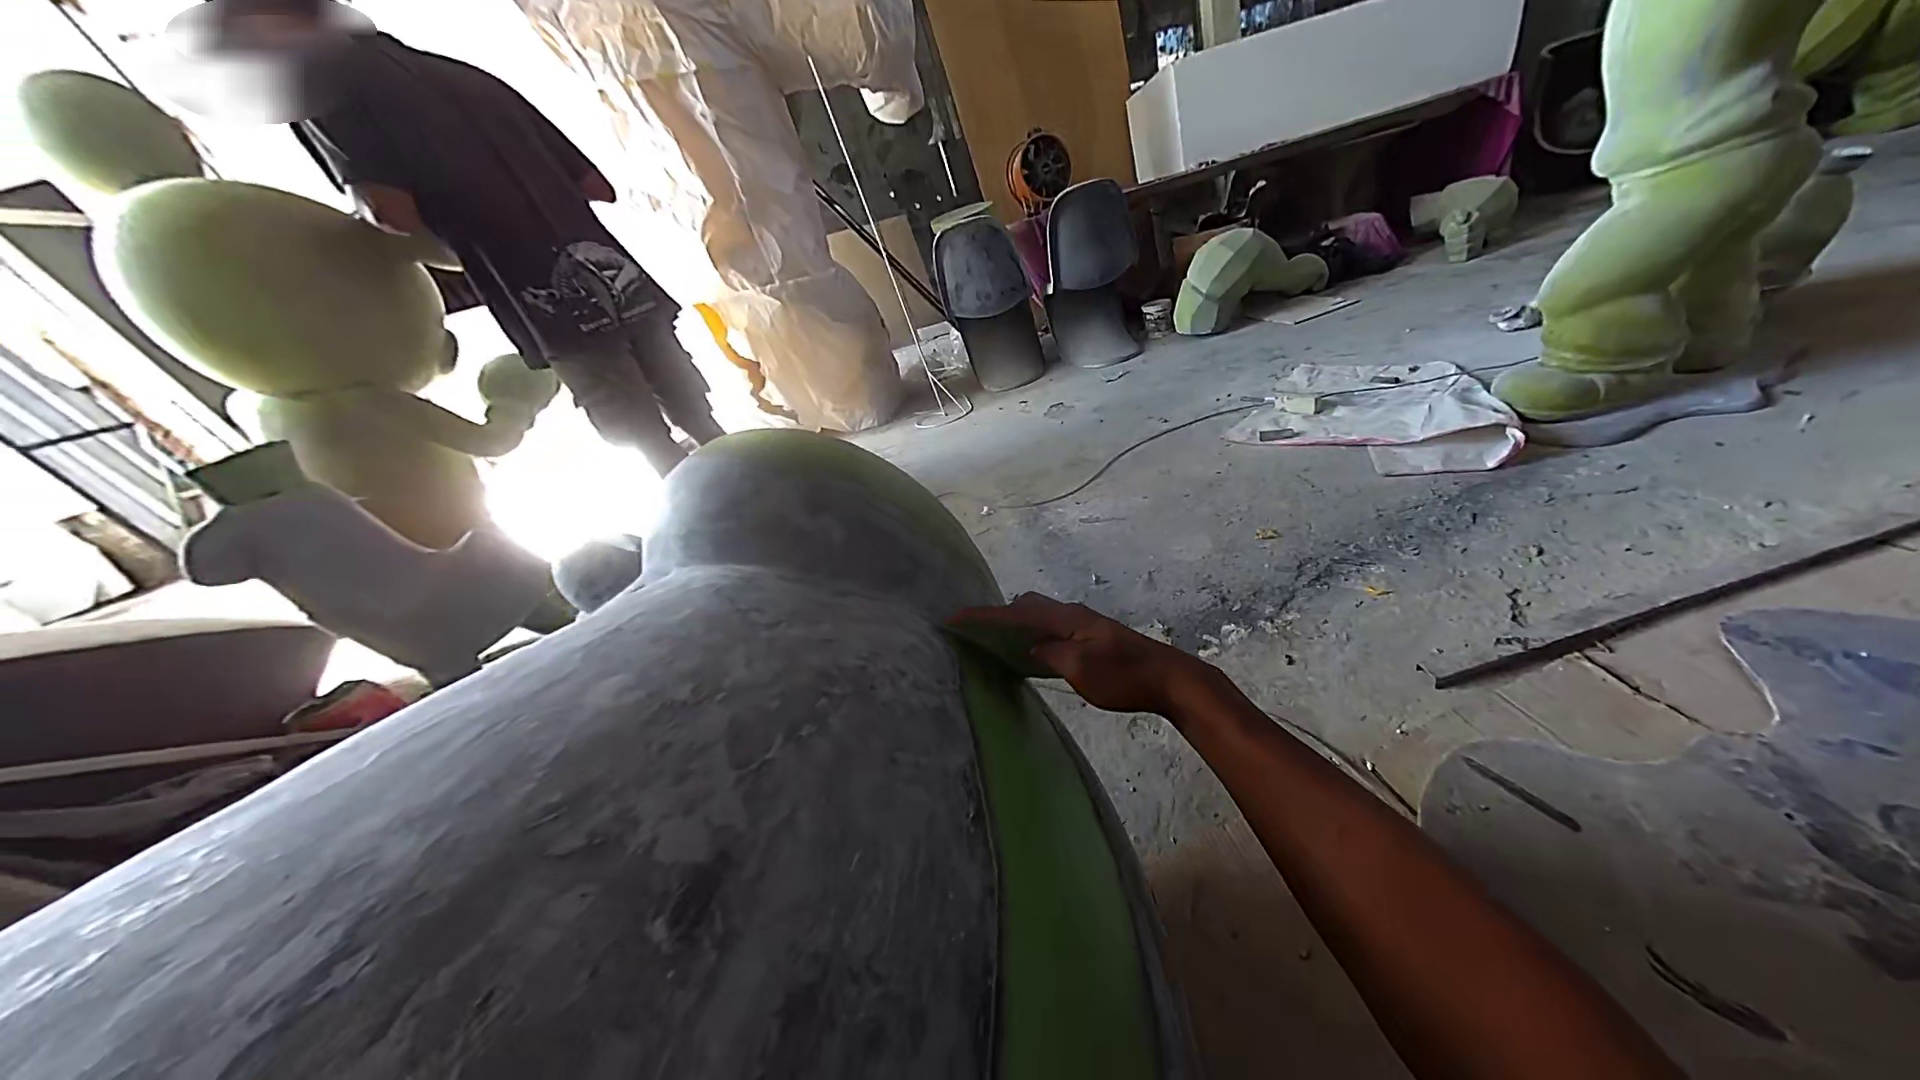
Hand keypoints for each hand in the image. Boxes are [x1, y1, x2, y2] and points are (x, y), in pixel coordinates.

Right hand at [948, 593, 1221, 716]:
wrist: (1171, 679)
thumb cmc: (1124, 676)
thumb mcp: (1081, 669)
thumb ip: (1051, 654)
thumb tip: (1032, 647)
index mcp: (1067, 617)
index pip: (1017, 610)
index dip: (985, 614)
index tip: (955, 616)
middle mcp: (1073, 614)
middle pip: (1028, 604)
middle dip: (999, 613)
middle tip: (976, 630)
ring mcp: (1085, 624)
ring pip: (1041, 615)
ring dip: (1017, 623)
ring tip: (996, 639)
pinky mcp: (1093, 637)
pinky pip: (1052, 628)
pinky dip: (1034, 633)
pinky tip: (1032, 651)